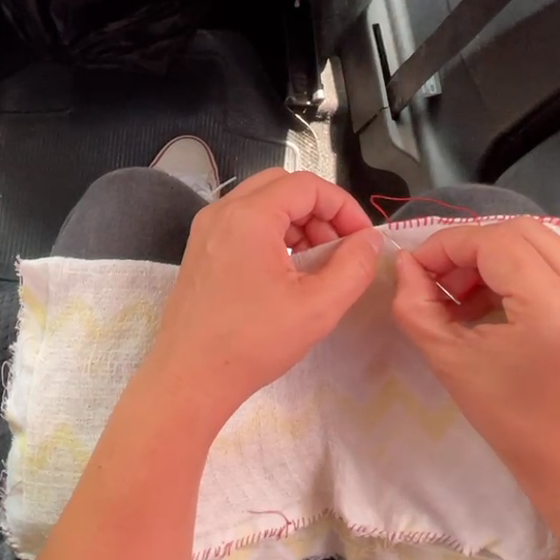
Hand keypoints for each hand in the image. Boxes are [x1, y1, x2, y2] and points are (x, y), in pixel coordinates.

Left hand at [143, 170, 380, 425]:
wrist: (191, 375)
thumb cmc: (254, 341)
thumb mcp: (318, 306)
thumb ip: (353, 266)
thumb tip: (369, 239)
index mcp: (248, 215)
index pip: (306, 184)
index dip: (342, 206)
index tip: (362, 240)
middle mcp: (222, 211)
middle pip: (282, 185)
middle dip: (319, 211)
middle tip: (339, 249)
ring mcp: (206, 228)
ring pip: (262, 202)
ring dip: (296, 222)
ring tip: (316, 264)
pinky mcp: (201, 248)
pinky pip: (243, 222)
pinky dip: (272, 233)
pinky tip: (287, 271)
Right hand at [392, 218, 559, 513]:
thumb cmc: (515, 426)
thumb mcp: (449, 362)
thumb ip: (416, 304)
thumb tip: (406, 263)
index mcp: (558, 312)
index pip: (494, 242)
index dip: (447, 246)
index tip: (417, 269)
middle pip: (520, 231)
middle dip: (470, 246)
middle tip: (440, 279)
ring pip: (541, 243)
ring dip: (494, 257)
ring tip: (465, 296)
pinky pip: (559, 266)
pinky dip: (520, 272)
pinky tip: (497, 306)